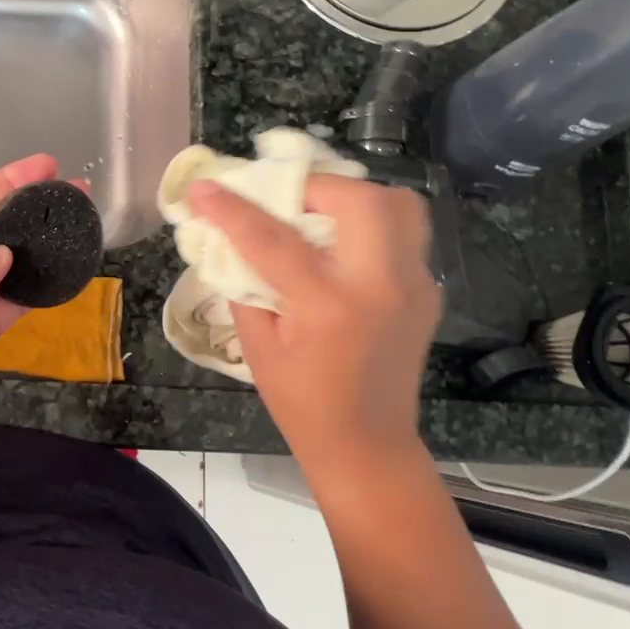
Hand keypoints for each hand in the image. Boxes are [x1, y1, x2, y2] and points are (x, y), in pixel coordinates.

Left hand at [0, 154, 67, 453]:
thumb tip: (3, 259)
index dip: (6, 181)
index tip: (46, 165)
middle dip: (30, 208)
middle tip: (75, 192)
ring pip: (11, 264)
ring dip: (42, 246)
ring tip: (79, 224)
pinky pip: (17, 302)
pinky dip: (40, 288)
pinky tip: (66, 270)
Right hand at [188, 175, 440, 462]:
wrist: (367, 442)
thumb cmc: (300, 402)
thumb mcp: (257, 346)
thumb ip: (244, 286)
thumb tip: (230, 241)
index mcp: (327, 307)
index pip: (273, 239)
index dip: (232, 208)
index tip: (202, 187)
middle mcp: (380, 286)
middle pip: (359, 200)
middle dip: (313, 187)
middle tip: (281, 199)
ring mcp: (414, 285)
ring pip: (399, 205)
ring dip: (353, 197)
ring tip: (318, 214)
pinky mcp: (427, 290)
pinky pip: (404, 232)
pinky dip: (369, 224)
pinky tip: (341, 249)